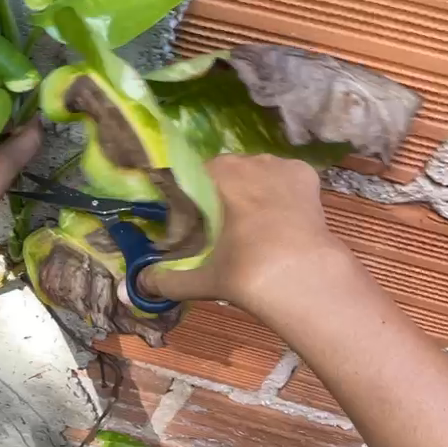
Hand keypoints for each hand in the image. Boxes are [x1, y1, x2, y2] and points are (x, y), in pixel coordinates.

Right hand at [138, 153, 349, 308]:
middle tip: (212, 233)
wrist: (307, 279)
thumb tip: (140, 285)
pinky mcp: (306, 175)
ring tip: (244, 228)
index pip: (186, 180)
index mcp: (218, 174)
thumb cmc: (247, 272)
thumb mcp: (200, 279)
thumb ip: (167, 281)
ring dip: (243, 193)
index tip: (184, 232)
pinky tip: (272, 218)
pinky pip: (279, 178)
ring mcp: (281, 164)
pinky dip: (272, 192)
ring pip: (251, 174)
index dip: (182, 206)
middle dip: (212, 198)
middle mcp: (248, 160)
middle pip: (219, 175)